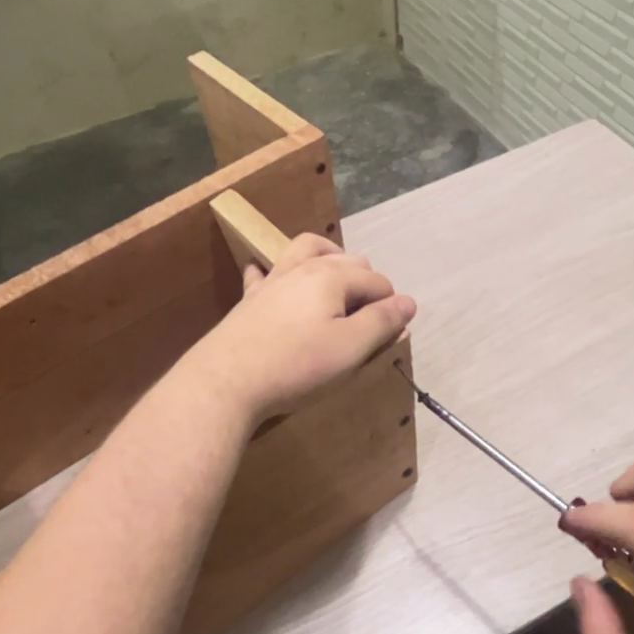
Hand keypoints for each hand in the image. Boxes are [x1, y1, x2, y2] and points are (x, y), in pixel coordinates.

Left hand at [178, 233, 415, 423]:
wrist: (225, 381)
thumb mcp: (350, 349)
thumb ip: (382, 322)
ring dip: (329, 261)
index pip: (378, 283)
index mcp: (333, 277)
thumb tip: (408, 301)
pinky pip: (266, 272)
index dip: (390, 309)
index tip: (386, 339)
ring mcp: (274, 279)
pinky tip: (276, 283)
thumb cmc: (296, 366)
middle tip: (367, 323)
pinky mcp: (250, 298)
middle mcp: (304, 268)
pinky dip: (278, 272)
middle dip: (366, 285)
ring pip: (308, 252)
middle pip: (349, 262)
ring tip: (338, 284)